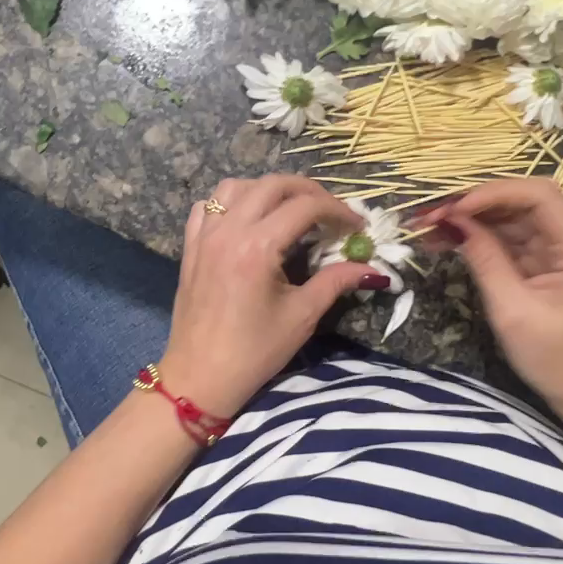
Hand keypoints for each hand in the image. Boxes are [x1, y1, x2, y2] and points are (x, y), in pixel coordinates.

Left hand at [157, 175, 385, 416]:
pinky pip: (208, 206)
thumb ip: (335, 282)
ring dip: (268, 190)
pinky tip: (247, 220)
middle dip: (308, 191)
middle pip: (272, 185)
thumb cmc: (253, 352)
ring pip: (236, 187)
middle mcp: (228, 231)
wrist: (199, 378)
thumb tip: (372, 268)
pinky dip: (231, 203)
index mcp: (257, 247)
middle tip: (331, 211)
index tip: (357, 225)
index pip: (305, 206)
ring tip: (290, 210)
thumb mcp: (301, 316)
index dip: (337, 210)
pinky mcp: (190, 247)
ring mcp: (204, 236)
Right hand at [421, 178, 562, 414]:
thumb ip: (484, 259)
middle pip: (525, 201)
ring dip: (474, 219)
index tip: (454, 208)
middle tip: (431, 216)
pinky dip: (484, 236)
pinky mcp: (553, 259)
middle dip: (477, 205)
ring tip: (431, 228)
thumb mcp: (513, 310)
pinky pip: (516, 236)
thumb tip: (453, 221)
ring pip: (516, 216)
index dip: (493, 193)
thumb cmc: (555, 359)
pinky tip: (450, 240)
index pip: (540, 195)